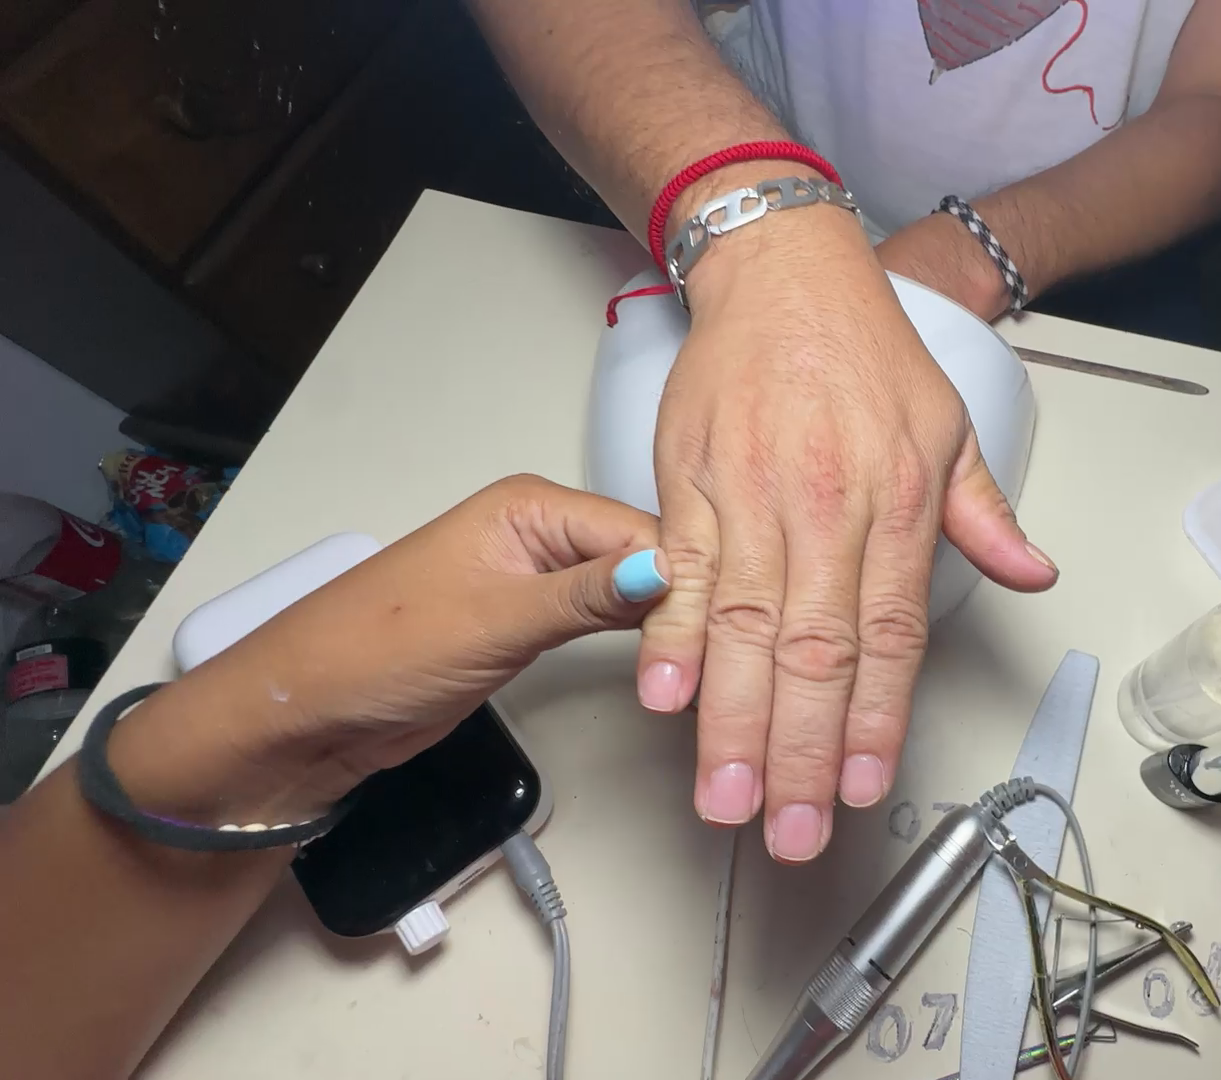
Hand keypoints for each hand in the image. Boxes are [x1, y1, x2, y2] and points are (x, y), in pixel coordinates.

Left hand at [126, 476, 670, 817]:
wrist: (304, 719)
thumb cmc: (380, 653)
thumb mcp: (495, 619)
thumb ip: (589, 594)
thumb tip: (672, 569)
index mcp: (535, 505)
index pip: (641, 531)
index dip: (685, 575)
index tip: (723, 624)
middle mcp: (549, 530)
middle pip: (645, 556)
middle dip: (682, 597)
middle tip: (726, 648)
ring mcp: (548, 574)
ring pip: (634, 586)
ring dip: (666, 618)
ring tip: (712, 655)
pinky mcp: (545, 615)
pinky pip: (612, 614)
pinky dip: (642, 634)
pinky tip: (674, 655)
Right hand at [640, 201, 1055, 863]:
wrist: (787, 279)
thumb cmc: (870, 356)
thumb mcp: (950, 428)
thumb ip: (986, 514)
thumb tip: (1034, 573)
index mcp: (898, 506)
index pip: (892, 636)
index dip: (878, 719)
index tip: (865, 786)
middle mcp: (827, 512)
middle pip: (816, 653)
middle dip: (803, 752)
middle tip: (792, 831)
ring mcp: (753, 500)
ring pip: (743, 630)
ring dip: (734, 724)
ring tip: (728, 800)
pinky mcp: (691, 484)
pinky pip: (680, 572)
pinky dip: (668, 638)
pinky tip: (664, 702)